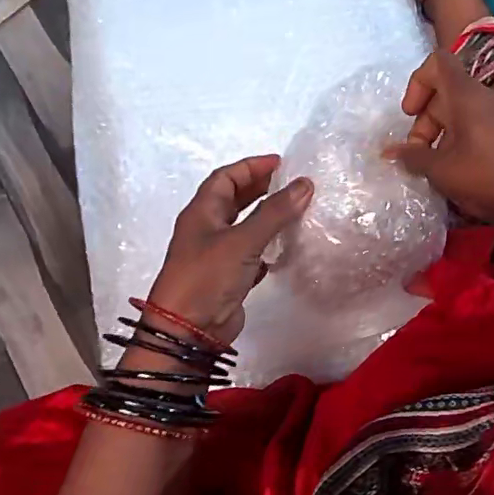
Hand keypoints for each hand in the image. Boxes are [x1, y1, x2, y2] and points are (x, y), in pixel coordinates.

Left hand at [146, 155, 312, 345]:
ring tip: (295, 211)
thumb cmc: (207, 278)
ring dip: (267, 218)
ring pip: (244, 227)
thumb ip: (274, 212)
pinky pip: (250, 254)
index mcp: (201, 213)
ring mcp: (217, 255)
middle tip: (291, 184)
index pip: (225, 178)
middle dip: (260, 189)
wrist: (188, 330)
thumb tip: (305, 184)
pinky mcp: (228, 278)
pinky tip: (286, 248)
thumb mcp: (242, 240)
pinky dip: (267, 247)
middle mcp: (207, 230)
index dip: (251, 167)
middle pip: (234, 200)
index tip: (281, 164)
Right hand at [388, 51, 493, 221]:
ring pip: (457, 111)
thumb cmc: (485, 176)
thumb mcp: (442, 169)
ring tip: (434, 166)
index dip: (417, 83)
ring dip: (438, 135)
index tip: (409, 114)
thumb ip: (413, 156)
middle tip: (418, 155)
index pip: (436, 63)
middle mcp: (483, 97)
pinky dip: (457, 140)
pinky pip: (473, 124)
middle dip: (423, 122)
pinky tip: (455, 168)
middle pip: (443, 93)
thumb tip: (388, 151)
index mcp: (466, 96)